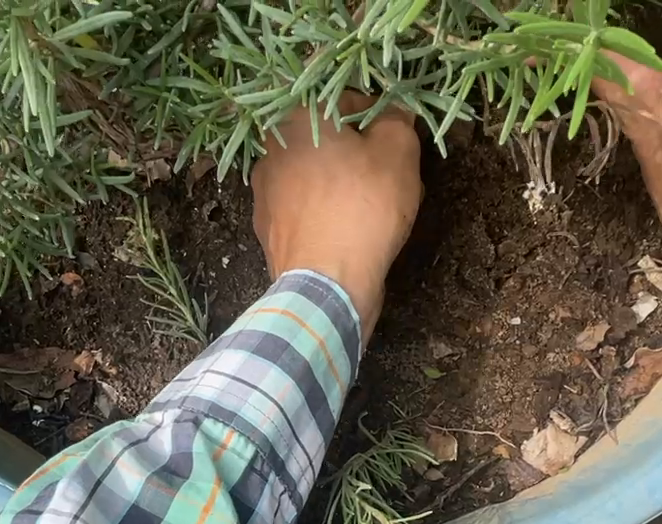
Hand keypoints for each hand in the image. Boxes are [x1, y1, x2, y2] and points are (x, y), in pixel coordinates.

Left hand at [252, 94, 422, 342]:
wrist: (326, 287)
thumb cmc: (362, 209)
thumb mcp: (398, 152)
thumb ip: (398, 119)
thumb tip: (395, 111)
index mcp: (294, 117)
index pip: (344, 98)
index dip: (378, 116)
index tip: (396, 139)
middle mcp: (269, 152)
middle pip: (325, 141)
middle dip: (357, 155)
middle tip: (387, 177)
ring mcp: (264, 197)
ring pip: (314, 179)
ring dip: (341, 187)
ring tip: (372, 212)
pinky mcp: (269, 235)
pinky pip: (306, 215)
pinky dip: (326, 219)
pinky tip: (350, 237)